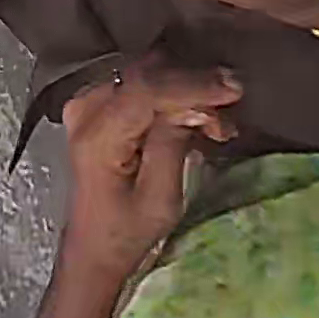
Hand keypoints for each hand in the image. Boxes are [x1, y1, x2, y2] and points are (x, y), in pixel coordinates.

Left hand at [58, 54, 242, 281]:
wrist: (93, 245)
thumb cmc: (127, 232)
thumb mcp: (160, 200)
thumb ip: (172, 145)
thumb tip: (193, 105)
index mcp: (97, 134)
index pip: (144, 89)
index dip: (191, 84)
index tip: (232, 87)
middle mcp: (86, 105)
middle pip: (147, 74)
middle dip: (193, 88)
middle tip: (227, 116)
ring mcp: (88, 99)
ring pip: (147, 72)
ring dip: (185, 90)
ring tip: (215, 123)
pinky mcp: (97, 100)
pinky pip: (140, 82)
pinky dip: (171, 92)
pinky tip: (194, 117)